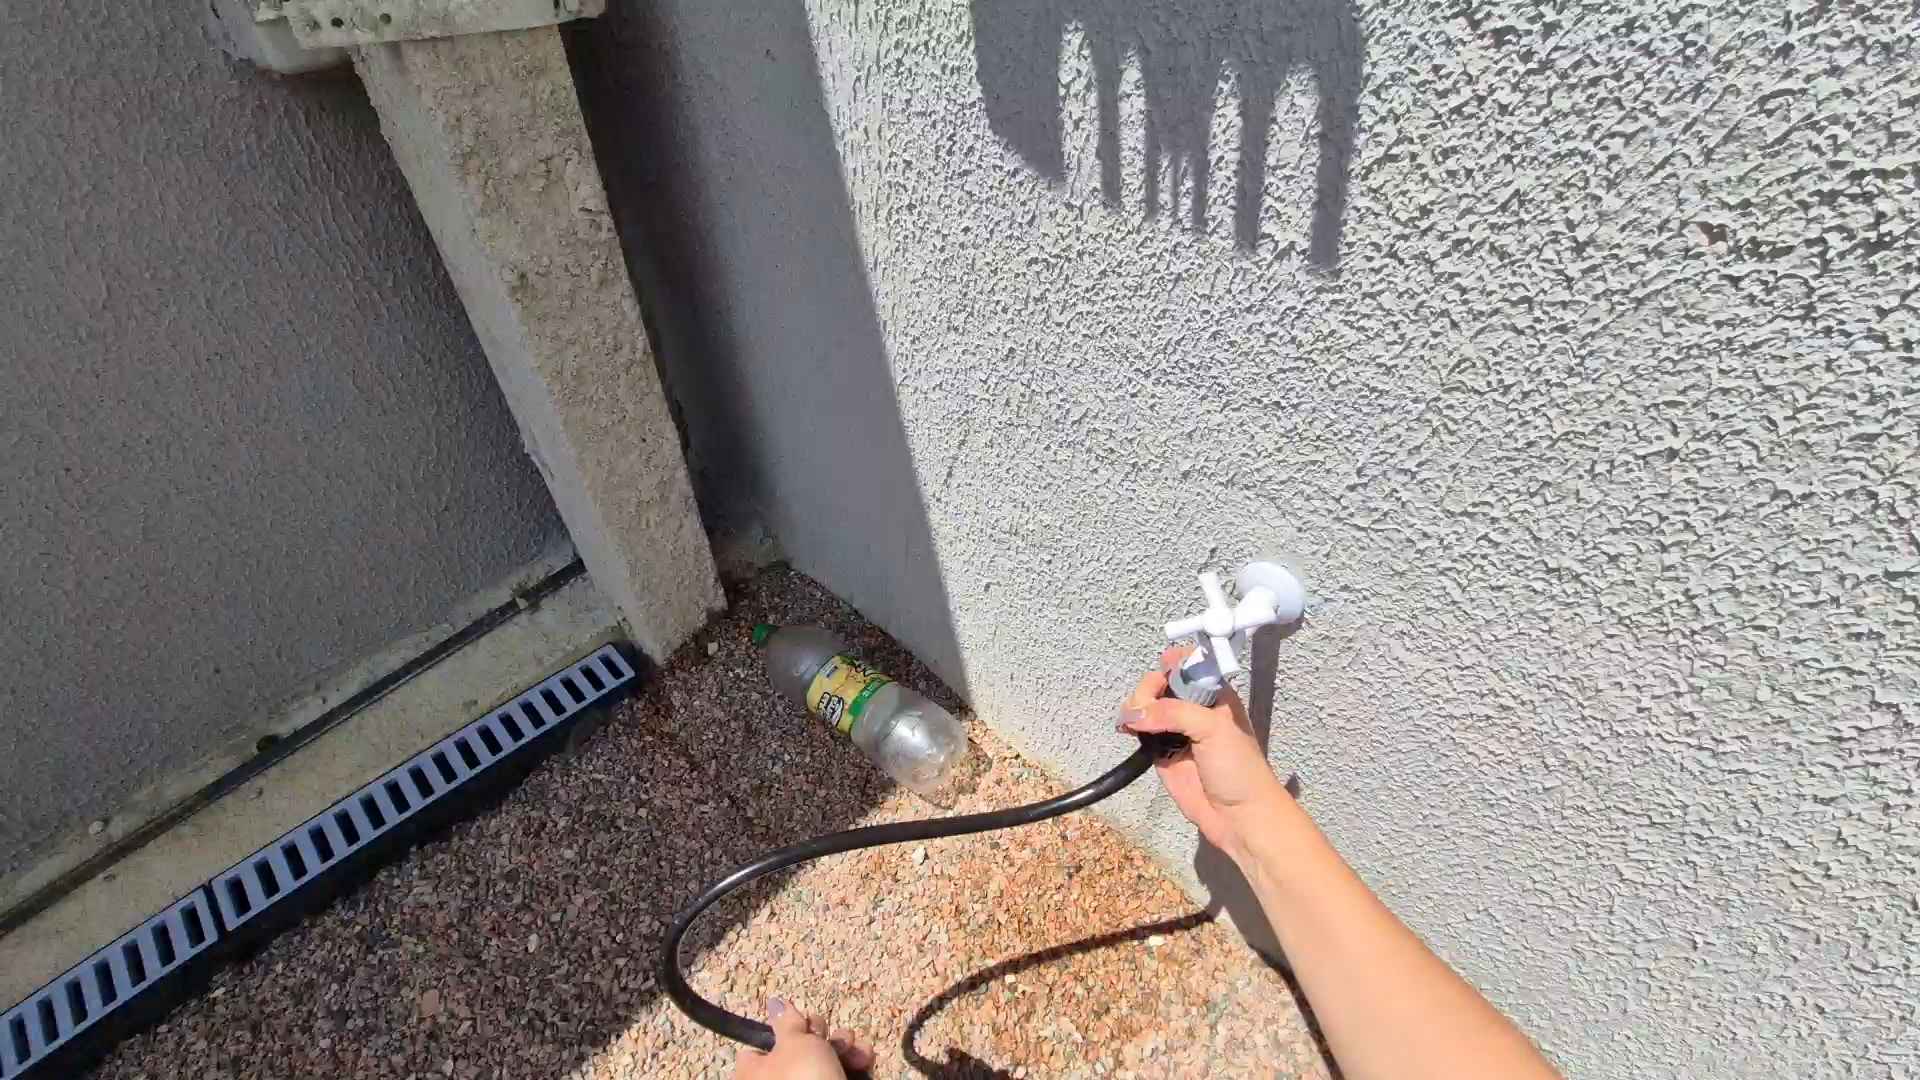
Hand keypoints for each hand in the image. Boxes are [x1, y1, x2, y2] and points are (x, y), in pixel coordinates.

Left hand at [733, 997, 874, 1078]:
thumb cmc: (804, 1077)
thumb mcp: (793, 1041)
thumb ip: (786, 1020)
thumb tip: (774, 1001)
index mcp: (756, 1073)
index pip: (757, 1048)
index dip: (780, 1031)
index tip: (798, 1023)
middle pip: (798, 1047)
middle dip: (820, 1034)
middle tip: (824, 1034)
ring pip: (823, 1058)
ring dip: (843, 1046)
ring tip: (852, 1047)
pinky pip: (839, 1072)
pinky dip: (853, 1062)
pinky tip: (863, 1058)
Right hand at [1117, 650, 1289, 862]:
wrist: (1240, 817)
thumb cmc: (1238, 768)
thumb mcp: (1213, 729)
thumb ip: (1173, 712)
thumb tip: (1133, 714)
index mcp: (1215, 696)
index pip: (1191, 666)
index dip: (1175, 662)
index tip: (1162, 666)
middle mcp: (1194, 709)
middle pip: (1161, 683)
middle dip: (1149, 688)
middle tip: (1146, 704)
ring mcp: (1176, 731)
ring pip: (1147, 706)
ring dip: (1135, 706)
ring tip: (1133, 720)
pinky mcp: (1162, 752)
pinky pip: (1140, 731)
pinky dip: (1129, 725)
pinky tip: (1125, 728)